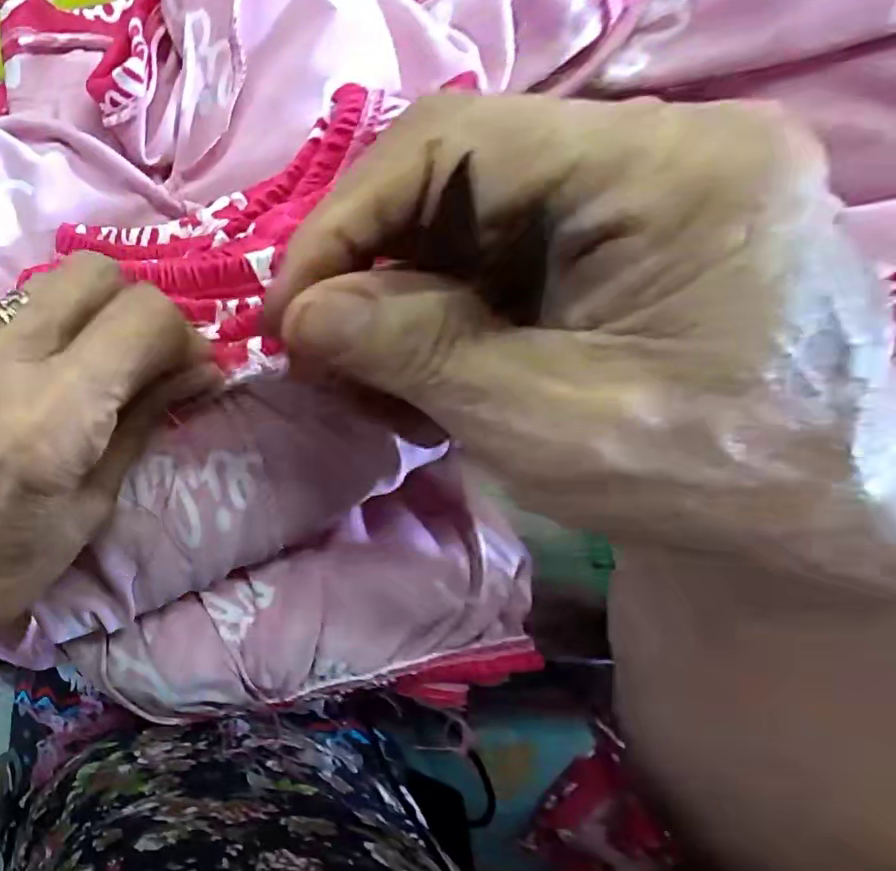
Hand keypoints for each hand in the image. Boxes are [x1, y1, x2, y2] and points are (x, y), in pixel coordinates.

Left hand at [0, 253, 220, 712]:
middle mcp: (3, 369)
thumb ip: (146, 418)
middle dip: (130, 307)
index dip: (179, 334)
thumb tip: (202, 366)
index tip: (184, 368)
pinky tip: (21, 366)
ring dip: (77, 310)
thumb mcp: (97, 500)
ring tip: (78, 359)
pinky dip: (19, 323)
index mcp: (55, 415)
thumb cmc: (21, 559)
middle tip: (134, 357)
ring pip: (40, 282)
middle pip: (91, 274)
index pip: (141, 316)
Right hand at [265, 95, 895, 590]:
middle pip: (432, 173)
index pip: (449, 142)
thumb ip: (416, 351)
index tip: (287, 315)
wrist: (798, 514)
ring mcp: (605, 204)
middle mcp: (635, 159)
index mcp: (659, 170)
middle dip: (347, 263)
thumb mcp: (539, 416)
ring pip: (430, 221)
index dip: (342, 221)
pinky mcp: (577, 250)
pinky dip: (401, 321)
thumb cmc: (695, 470)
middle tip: (307, 351)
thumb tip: (299, 313)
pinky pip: (453, 261)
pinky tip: (396, 380)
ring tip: (352, 381)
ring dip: (367, 300)